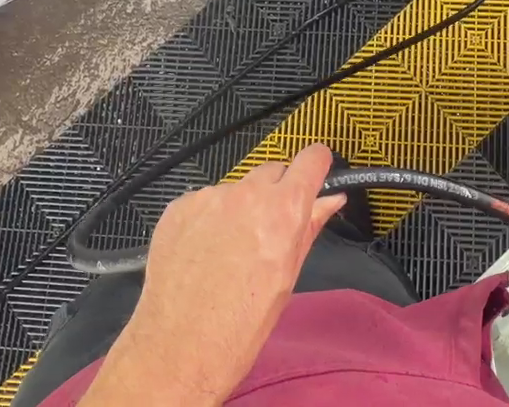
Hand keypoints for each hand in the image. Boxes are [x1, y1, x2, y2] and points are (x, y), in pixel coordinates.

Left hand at [92, 144, 345, 404]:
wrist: (179, 349)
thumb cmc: (237, 325)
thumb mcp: (288, 276)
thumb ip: (309, 227)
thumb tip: (329, 201)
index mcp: (283, 210)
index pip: (311, 159)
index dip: (316, 165)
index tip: (315, 171)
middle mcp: (248, 194)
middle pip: (272, 171)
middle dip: (275, 193)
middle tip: (268, 229)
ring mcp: (210, 198)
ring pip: (237, 188)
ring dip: (239, 207)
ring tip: (229, 250)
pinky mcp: (180, 206)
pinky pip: (204, 200)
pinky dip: (207, 218)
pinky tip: (204, 251)